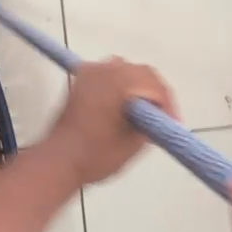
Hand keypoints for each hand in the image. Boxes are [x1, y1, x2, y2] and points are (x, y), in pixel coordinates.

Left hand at [42, 59, 176, 185]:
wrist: (57, 161)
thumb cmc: (95, 155)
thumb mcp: (133, 144)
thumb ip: (151, 125)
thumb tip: (158, 118)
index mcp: (119, 83)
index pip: (155, 85)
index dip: (168, 104)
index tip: (174, 123)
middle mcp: (105, 71)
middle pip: (141, 73)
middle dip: (155, 92)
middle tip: (164, 116)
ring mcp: (89, 73)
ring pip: (125, 70)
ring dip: (138, 86)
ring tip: (146, 110)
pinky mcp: (80, 81)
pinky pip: (108, 73)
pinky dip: (120, 84)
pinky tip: (124, 103)